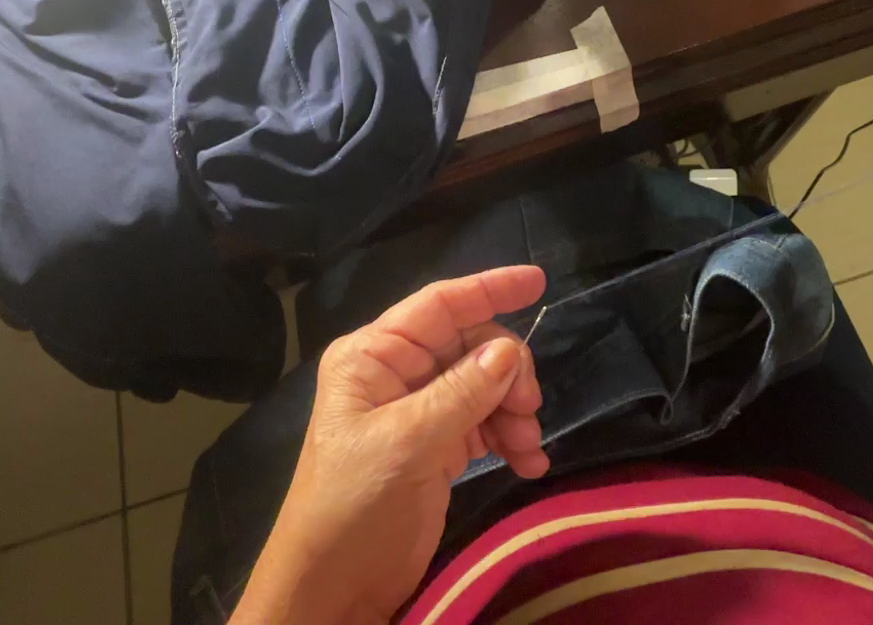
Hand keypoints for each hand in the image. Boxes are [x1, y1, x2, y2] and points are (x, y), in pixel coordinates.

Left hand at [233, 266, 549, 624]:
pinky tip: (528, 463)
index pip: (440, 304)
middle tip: (529, 407)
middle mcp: (399, 371)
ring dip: (514, 409)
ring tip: (527, 446)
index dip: (490, 288)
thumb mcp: (406, 443)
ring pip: (486, 382)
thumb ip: (460, 393)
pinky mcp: (439, 444)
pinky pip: (487, 421)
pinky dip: (510, 436)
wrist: (334, 591)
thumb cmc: (352, 505)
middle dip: (508, 370)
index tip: (539, 281)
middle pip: (472, 344)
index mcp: (376, 355)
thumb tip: (511, 349)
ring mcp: (421, 407)